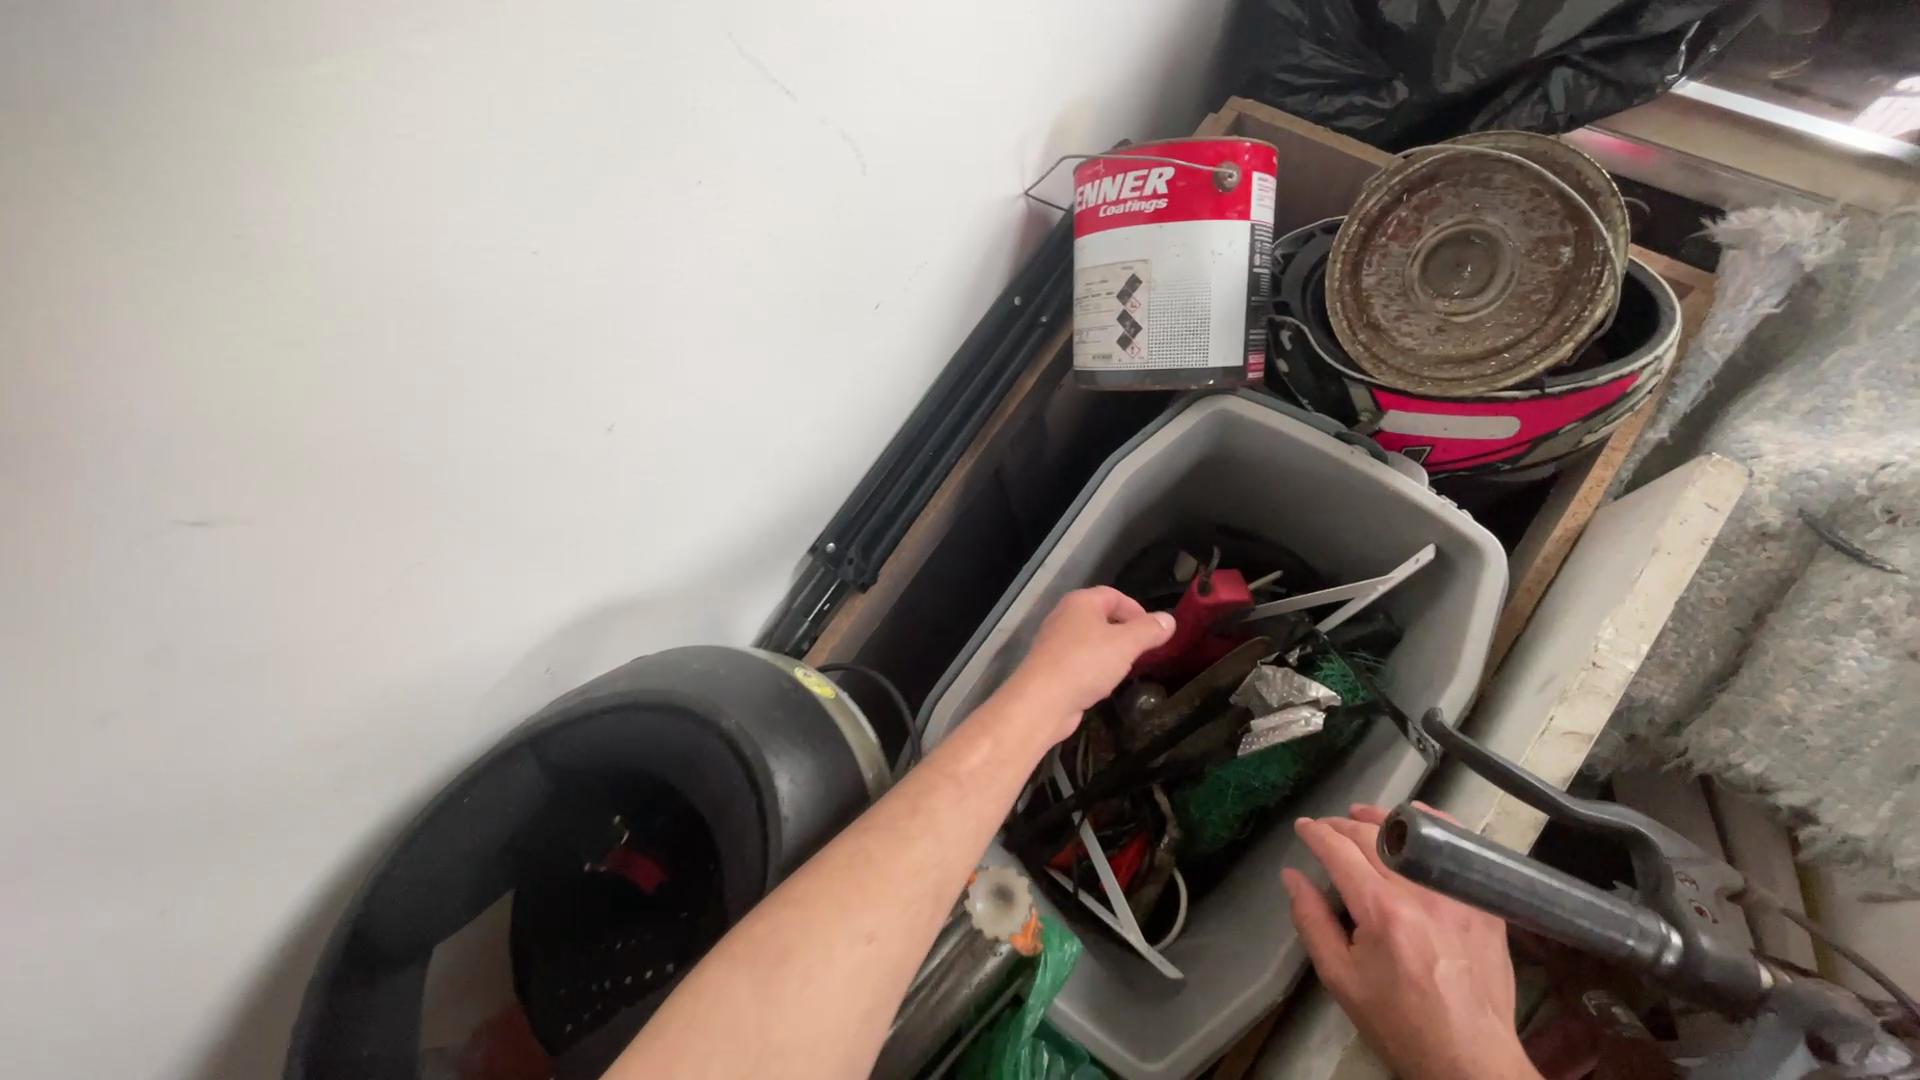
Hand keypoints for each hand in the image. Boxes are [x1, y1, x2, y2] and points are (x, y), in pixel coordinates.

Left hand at [995, 586, 1174, 743]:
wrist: (1042, 701)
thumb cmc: (1086, 663)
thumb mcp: (1126, 644)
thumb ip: (1149, 630)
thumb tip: (1169, 620)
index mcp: (1080, 602)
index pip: (1113, 595)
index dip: (1137, 609)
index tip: (1155, 630)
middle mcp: (1064, 617)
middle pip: (1102, 617)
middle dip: (1126, 632)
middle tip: (1145, 650)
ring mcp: (1055, 643)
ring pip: (1091, 642)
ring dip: (1111, 653)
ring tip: (1128, 668)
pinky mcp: (1052, 668)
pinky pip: (1081, 662)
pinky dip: (1096, 670)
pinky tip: (1104, 686)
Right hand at [1282, 804, 1542, 1079]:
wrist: (1472, 1060)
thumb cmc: (1399, 1023)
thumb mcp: (1340, 978)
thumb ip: (1311, 920)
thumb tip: (1292, 876)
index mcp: (1382, 911)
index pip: (1339, 851)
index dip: (1315, 833)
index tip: (1302, 828)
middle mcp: (1421, 893)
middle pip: (1372, 836)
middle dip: (1341, 825)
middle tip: (1324, 828)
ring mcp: (1457, 895)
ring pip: (1412, 837)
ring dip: (1380, 819)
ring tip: (1360, 815)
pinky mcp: (1483, 904)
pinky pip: (1458, 850)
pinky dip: (1434, 827)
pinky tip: (1415, 820)